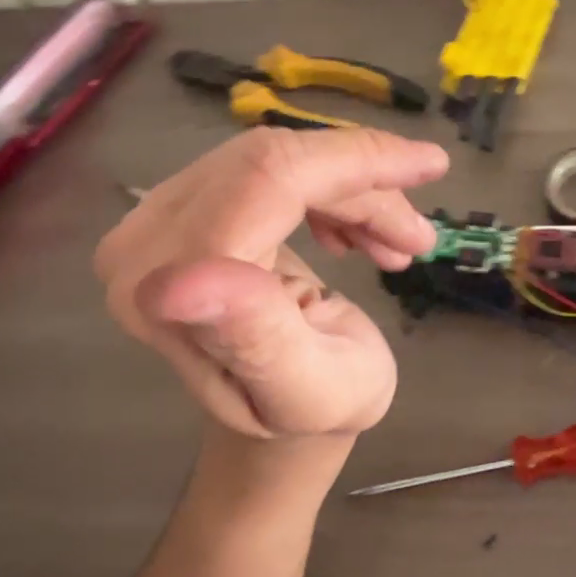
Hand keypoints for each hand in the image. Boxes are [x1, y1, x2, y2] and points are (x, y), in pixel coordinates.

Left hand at [95, 128, 447, 440]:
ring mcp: (158, 223)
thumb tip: (184, 281)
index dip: (352, 162)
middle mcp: (145, 245)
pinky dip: (327, 189)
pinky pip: (266, 167)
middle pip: (271, 163)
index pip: (267, 183)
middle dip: (362, 184)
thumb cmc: (312, 411)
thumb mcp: (305, 390)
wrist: (286, 417)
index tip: (431, 165)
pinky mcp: (180, 209)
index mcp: (171, 292)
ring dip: (352, 191)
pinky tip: (352, 233)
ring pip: (276, 159)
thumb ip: (256, 337)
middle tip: (417, 236)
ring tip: (397, 244)